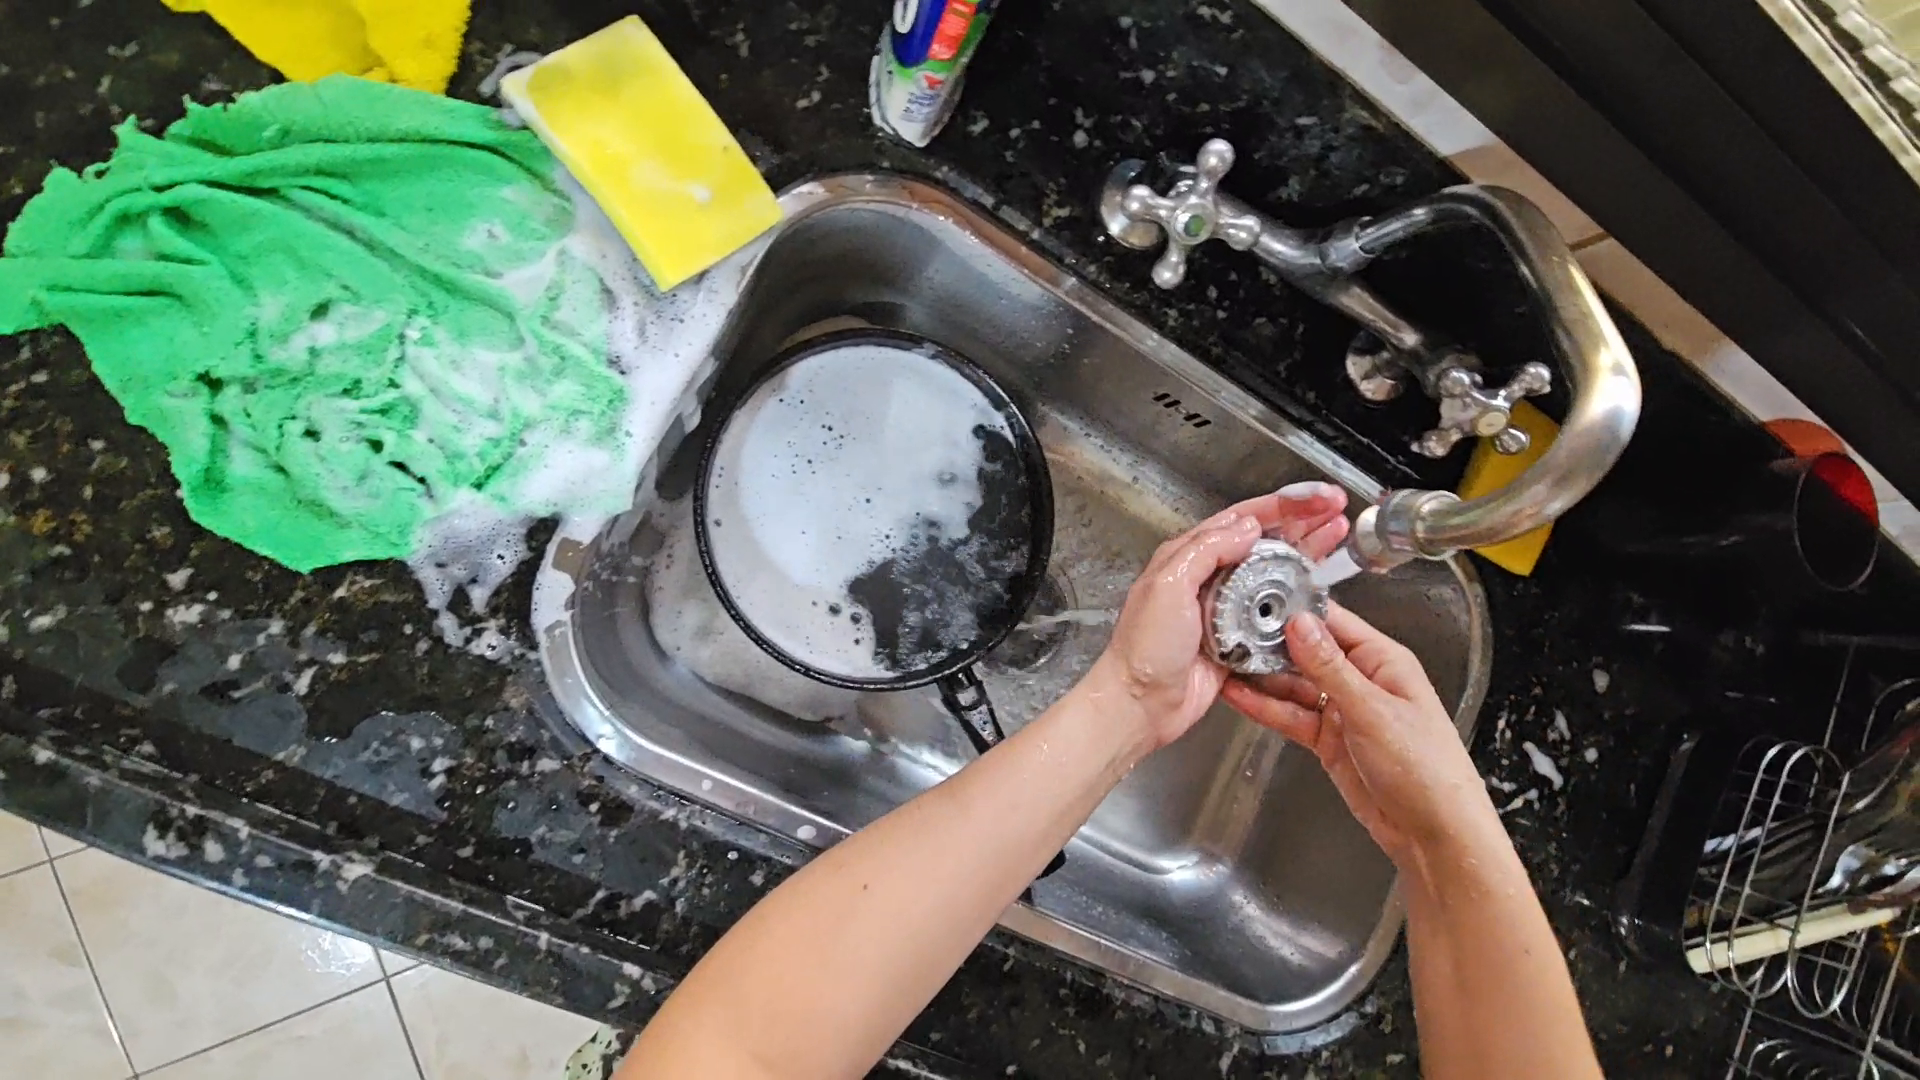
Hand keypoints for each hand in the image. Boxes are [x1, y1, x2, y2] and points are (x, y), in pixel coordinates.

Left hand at [1081, 482, 1351, 752]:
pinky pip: (1274, 613)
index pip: (1239, 519)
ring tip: (1337, 538)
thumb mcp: (1168, 585)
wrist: (1141, 703)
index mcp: (1187, 557)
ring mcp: (1224, 608)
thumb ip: (1206, 550)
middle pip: (1262, 541)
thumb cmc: (1143, 648)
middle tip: (1336, 511)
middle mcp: (1207, 578)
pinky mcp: (1238, 638)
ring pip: (1273, 573)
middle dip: (1301, 523)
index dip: (1281, 506)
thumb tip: (1247, 527)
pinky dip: (1298, 599)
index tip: (1316, 499)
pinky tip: (1320, 588)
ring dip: (1306, 554)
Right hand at [1220, 605, 1489, 863]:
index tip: (1255, 602)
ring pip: (1291, 684)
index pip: (1330, 622)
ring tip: (1223, 664)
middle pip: (1305, 652)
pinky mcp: (1325, 738)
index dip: (1293, 611)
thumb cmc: (1424, 768)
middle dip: (1268, 644)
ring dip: (1260, 677)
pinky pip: (1289, 715)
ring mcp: (1340, 709)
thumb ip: (1329, 667)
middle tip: (1227, 633)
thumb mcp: (1372, 711)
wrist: (1434, 837)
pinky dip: (1264, 707)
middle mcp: (1359, 679)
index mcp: (1381, 661)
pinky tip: (1236, 696)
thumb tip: (1298, 622)